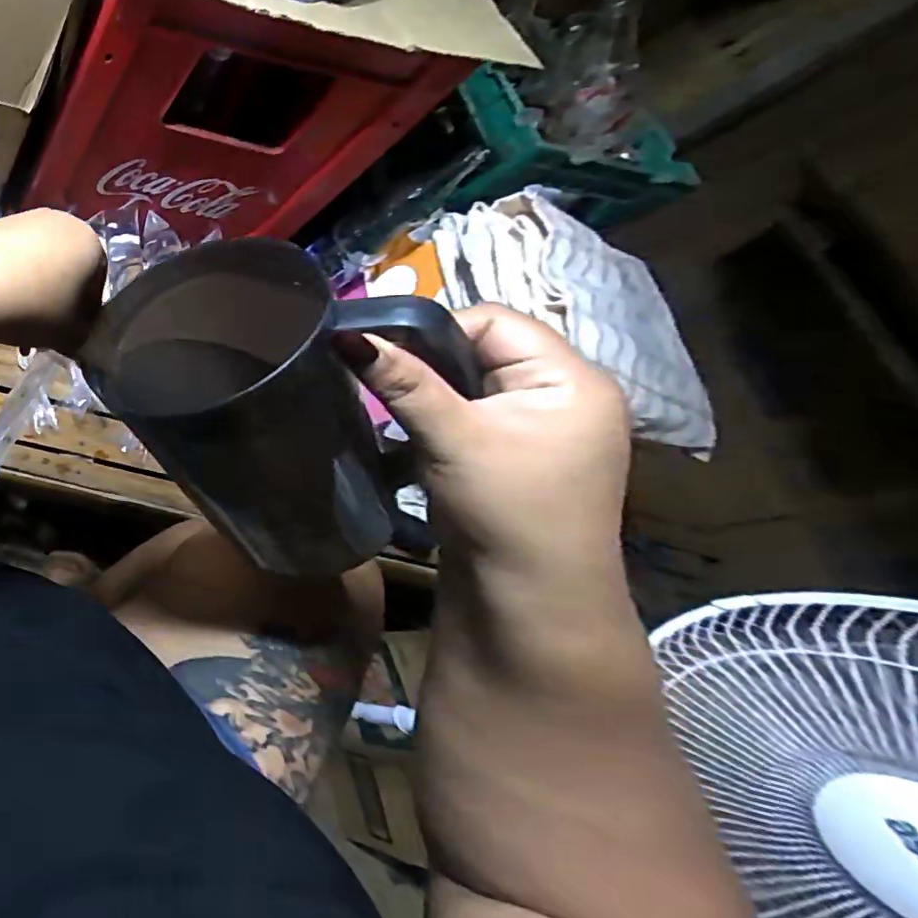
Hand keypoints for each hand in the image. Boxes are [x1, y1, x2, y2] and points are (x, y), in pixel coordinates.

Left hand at [0, 209, 105, 351]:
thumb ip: (85, 336)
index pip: (98, 285)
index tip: (68, 336)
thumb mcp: (72, 336)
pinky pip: (12, 258)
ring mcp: (26, 219)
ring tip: (14, 326)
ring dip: (32, 294)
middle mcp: (64, 221)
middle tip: (41, 333)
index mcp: (93, 243)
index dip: (85, 315)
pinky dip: (9, 281)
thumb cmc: (35, 310)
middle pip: (67, 270)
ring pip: (39, 265)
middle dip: (56, 303)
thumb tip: (79, 334)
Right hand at [341, 304, 629, 570]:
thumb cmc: (505, 507)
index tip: (385, 355)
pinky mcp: (516, 451)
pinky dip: (439, 415)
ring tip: (395, 409)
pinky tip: (413, 432)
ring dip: (430, 391)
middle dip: (429, 362)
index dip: (436, 330)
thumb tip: (346, 336)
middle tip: (382, 381)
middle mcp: (564, 393)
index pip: (494, 320)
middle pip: (483, 348)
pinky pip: (471, 412)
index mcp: (571, 378)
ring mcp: (541, 425)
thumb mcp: (451, 436)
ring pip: (471, 382)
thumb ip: (403, 382)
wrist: (530, 598)